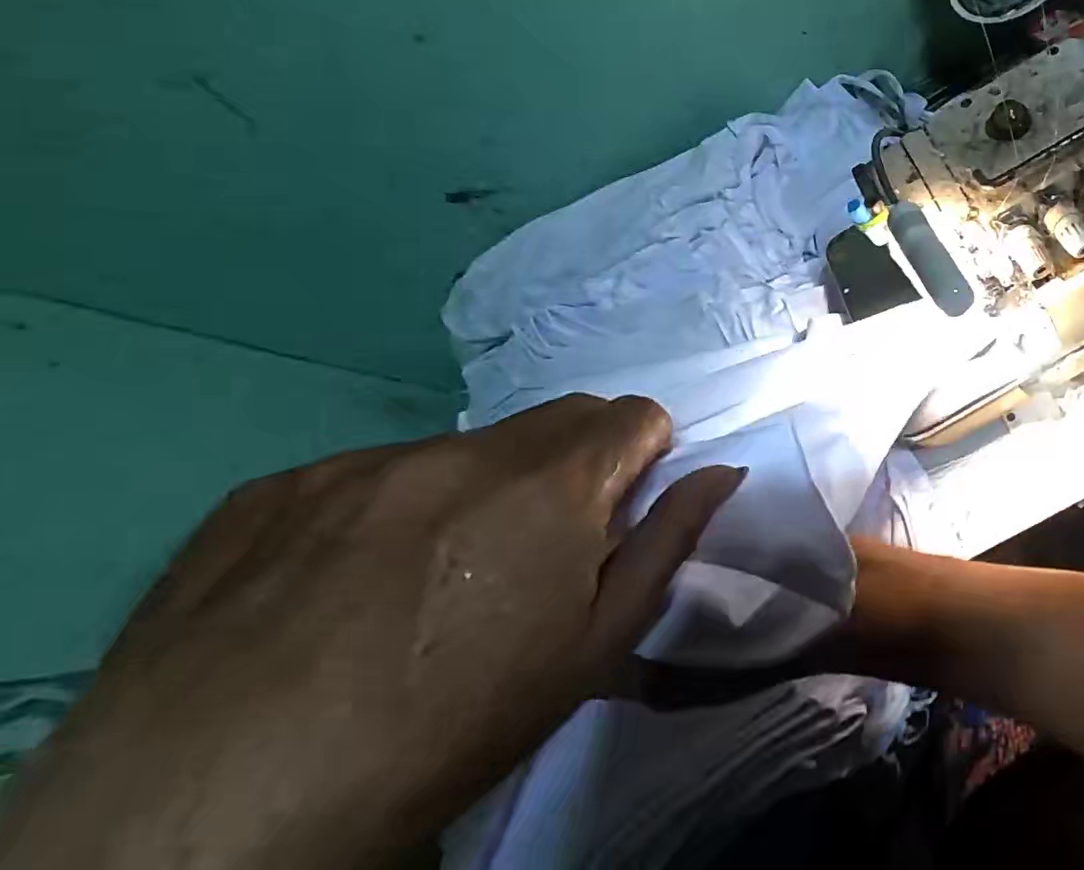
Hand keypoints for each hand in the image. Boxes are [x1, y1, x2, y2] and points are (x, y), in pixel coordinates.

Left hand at [0, 394, 744, 869]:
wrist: (213, 818)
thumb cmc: (457, 724)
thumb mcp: (596, 645)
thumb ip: (669, 541)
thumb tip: (721, 472)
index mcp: (551, 486)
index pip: (635, 413)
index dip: (644, 453)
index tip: (621, 507)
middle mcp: (463, 452)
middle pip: (559, 417)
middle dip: (578, 462)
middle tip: (544, 543)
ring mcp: (361, 463)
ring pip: (468, 446)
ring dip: (484, 486)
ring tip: (436, 573)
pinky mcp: (273, 487)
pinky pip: (373, 472)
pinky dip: (394, 505)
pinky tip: (351, 582)